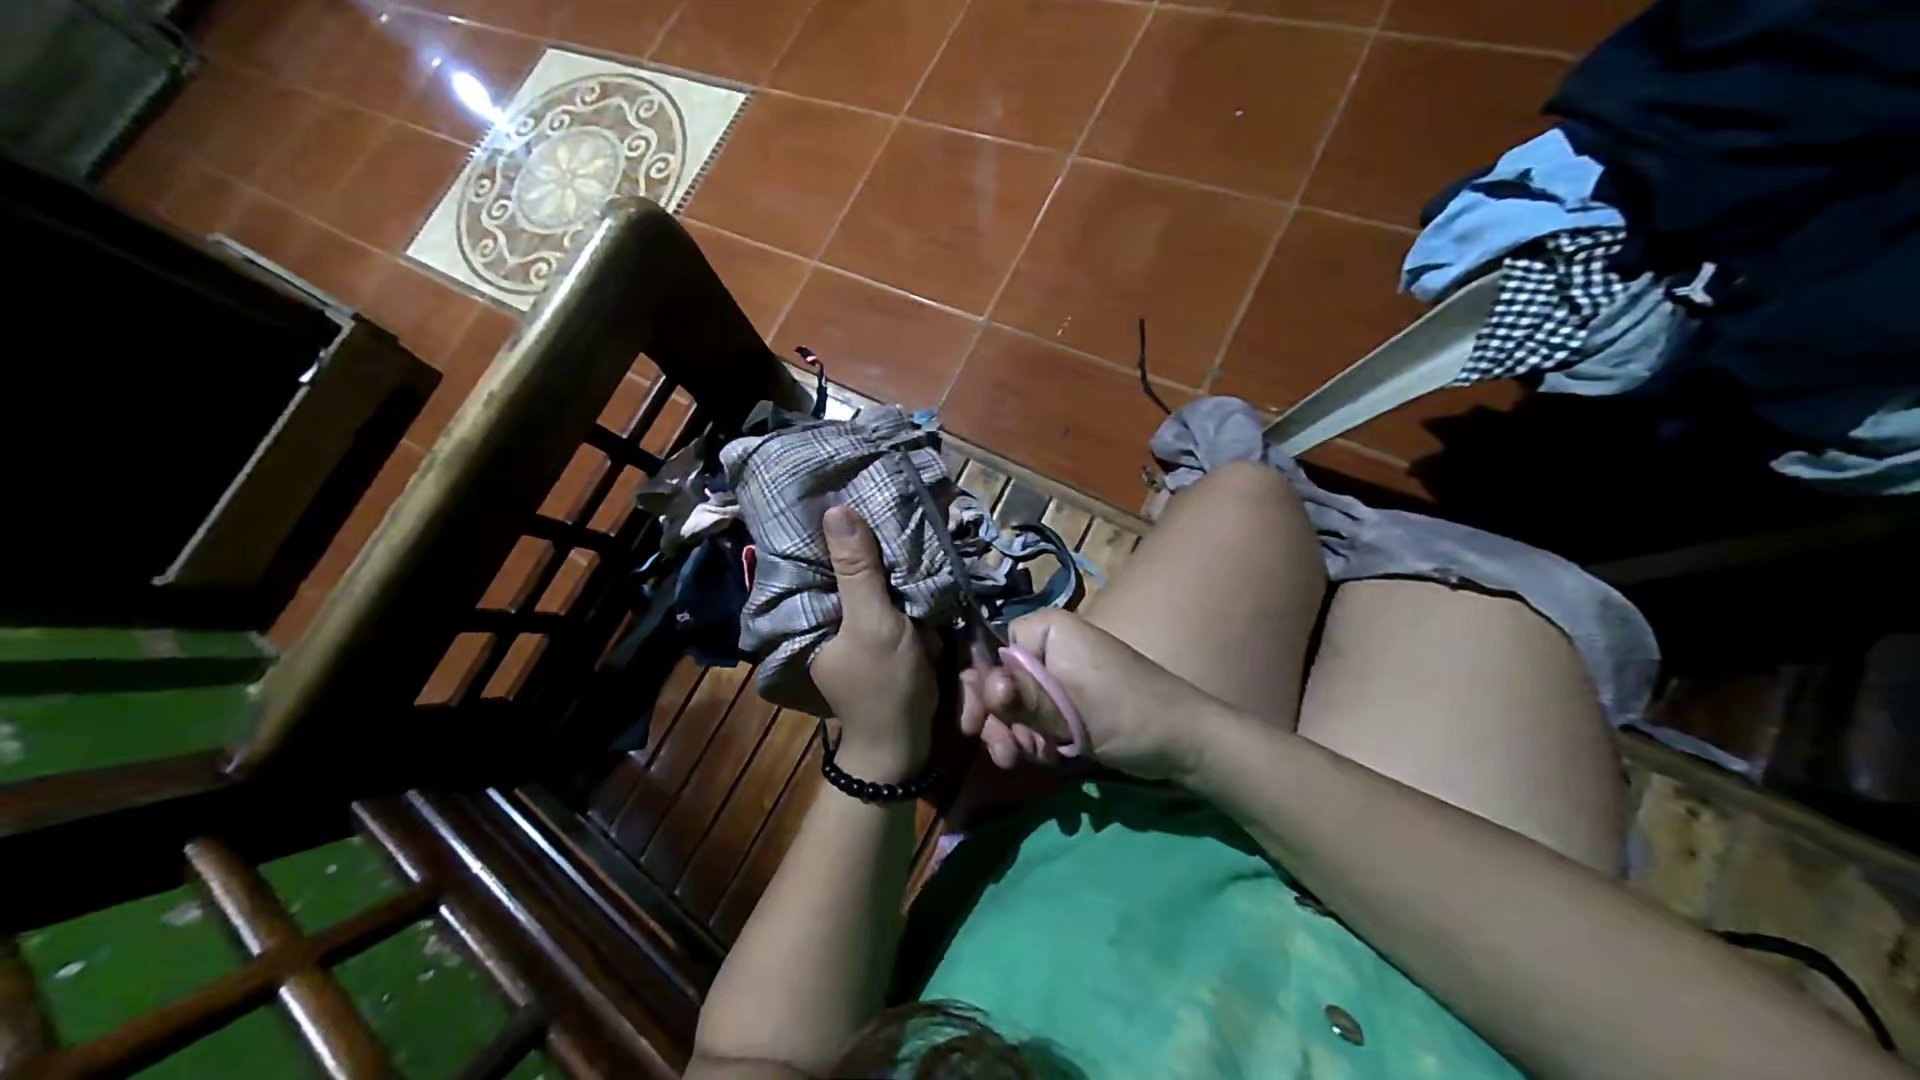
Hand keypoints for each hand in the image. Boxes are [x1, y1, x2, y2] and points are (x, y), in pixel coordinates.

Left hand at [809, 504, 936, 782]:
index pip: (816, 554)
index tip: (852, 488)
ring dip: (891, 563)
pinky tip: (918, 559)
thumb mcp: (873, 623)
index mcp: (810, 611)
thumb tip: (836, 508)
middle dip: (869, 542)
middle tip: (889, 503)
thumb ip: (858, 570)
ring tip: (905, 518)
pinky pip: (891, 599)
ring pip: (872, 579)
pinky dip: (904, 587)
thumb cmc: (883, 685)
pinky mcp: (881, 634)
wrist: (905, 744)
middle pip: (847, 564)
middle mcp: (827, 614)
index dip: (834, 525)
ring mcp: (855, 625)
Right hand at [959, 609, 1227, 780]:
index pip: (995, 651)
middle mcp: (1050, 648)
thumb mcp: (1073, 709)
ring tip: (1023, 759)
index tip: (974, 725)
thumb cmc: (1131, 714)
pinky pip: (1036, 719)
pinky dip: (1035, 740)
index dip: (982, 687)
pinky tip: (1046, 757)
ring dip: (1015, 735)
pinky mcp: (1070, 703)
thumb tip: (984, 686)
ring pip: (1016, 706)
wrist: (1185, 743)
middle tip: (1004, 755)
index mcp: (1049, 632)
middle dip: (998, 720)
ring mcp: (1060, 677)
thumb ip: (1025, 698)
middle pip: (1001, 682)